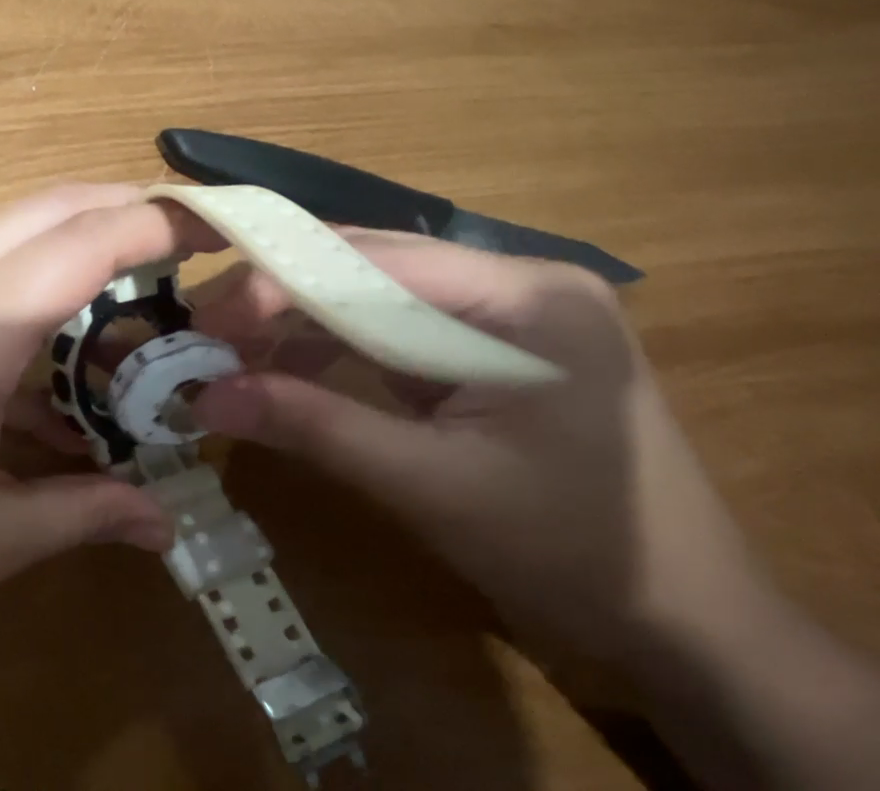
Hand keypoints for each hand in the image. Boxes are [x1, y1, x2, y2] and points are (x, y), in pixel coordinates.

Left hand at [0, 184, 221, 638]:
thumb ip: (82, 513)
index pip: (85, 239)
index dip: (160, 221)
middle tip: (193, 250)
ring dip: (74, 253)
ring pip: (8, 238)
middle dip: (123, 212)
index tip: (223, 227)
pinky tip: (54, 367)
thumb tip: (163, 524)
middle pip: (46, 210)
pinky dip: (28, 295)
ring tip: (138, 307)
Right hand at [186, 232, 764, 662]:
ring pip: (370, 293)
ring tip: (222, 352)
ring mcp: (500, 313)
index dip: (279, 281)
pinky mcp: (481, 348)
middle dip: (278, 296)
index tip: (204, 322)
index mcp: (526, 296)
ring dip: (294, 322)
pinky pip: (387, 329)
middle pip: (369, 264)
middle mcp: (514, 282)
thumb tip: (200, 397)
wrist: (682, 620)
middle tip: (200, 333)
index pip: (377, 261)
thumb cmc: (569, 547)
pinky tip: (275, 369)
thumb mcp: (429, 484)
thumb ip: (313, 426)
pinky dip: (327, 349)